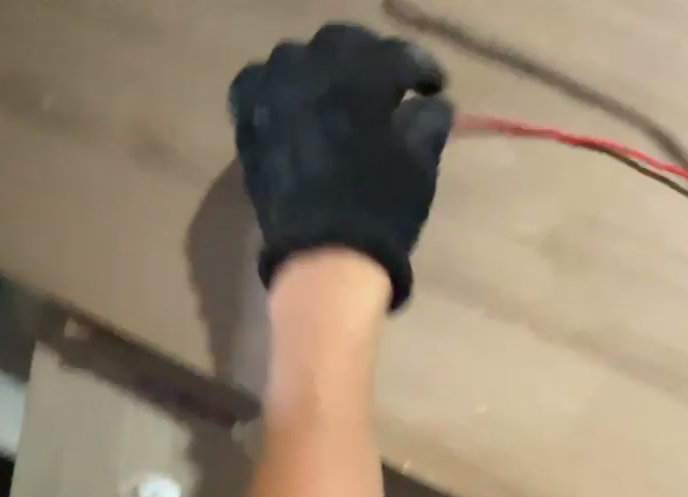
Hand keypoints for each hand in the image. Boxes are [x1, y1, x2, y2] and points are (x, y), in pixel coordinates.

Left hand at [228, 23, 453, 310]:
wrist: (327, 258)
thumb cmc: (383, 210)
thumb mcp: (420, 166)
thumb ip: (429, 123)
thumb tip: (436, 104)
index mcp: (360, 77)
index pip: (397, 57)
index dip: (421, 69)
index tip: (437, 87)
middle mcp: (311, 70)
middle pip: (344, 46)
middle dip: (371, 61)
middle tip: (391, 85)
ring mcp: (273, 93)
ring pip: (299, 59)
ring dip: (326, 69)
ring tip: (344, 94)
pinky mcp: (250, 122)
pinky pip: (260, 85)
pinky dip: (281, 86)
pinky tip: (297, 102)